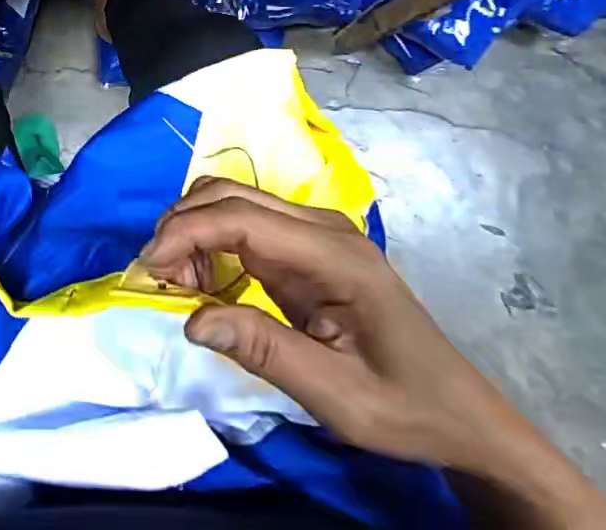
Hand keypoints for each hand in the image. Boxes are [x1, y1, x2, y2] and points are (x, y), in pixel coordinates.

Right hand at [138, 178, 520, 470]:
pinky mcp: (310, 249)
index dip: (187, 232)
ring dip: (195, 233)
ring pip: (237, 205)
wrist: (457, 410)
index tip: (148, 270)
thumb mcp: (336, 396)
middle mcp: (323, 228)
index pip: (243, 216)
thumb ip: (264, 351)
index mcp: (334, 255)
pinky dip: (213, 244)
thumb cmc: (403, 405)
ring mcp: (318, 233)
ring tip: (178, 286)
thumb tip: (192, 320)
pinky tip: (205, 281)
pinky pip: (249, 228)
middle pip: (234, 196)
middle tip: (157, 281)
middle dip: (183, 226)